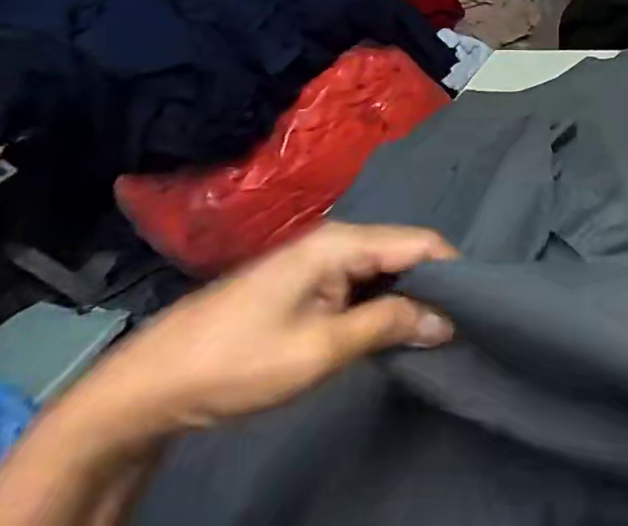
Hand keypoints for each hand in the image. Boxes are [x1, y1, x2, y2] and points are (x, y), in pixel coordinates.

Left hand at [56, 224, 457, 451]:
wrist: (148, 386)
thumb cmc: (237, 362)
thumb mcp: (320, 350)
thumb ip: (387, 325)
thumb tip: (446, 319)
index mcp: (342, 242)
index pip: (420, 241)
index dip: (454, 271)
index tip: (480, 306)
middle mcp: (335, 240)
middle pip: (405, 251)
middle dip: (434, 284)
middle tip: (460, 324)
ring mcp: (319, 261)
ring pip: (385, 268)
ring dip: (409, 296)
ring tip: (435, 329)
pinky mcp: (307, 283)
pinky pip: (362, 283)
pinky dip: (383, 303)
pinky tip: (393, 329)